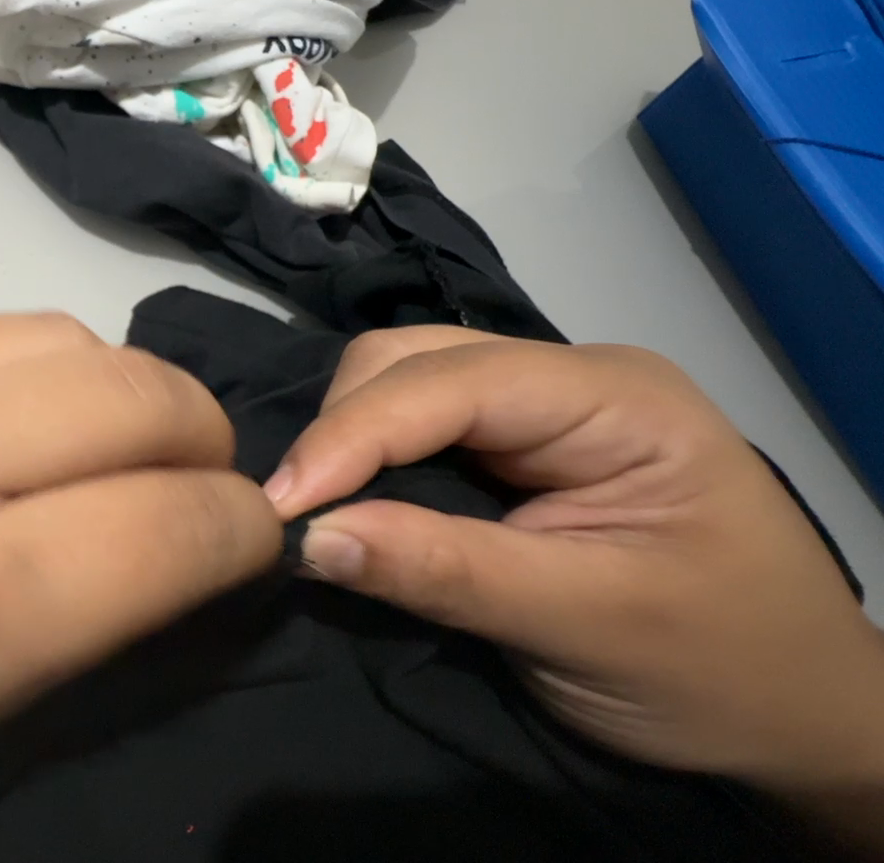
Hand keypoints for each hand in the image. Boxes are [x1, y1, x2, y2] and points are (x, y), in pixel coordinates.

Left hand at [0, 313, 282, 787]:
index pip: (172, 526)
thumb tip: (193, 541)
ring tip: (114, 440)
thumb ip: (97, 617)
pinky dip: (46, 372)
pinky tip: (23, 417)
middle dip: (203, 441)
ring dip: (128, 390)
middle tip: (193, 483)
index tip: (244, 541)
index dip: (240, 533)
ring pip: (75, 339)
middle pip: (141, 396)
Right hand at [267, 328, 883, 835]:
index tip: (283, 506)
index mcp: (616, 400)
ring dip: (341, 436)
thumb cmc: (720, 671)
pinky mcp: (503, 438)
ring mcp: (531, 403)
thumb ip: (444, 572)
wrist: (788, 713)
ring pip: (392, 377)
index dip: (353, 435)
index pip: (451, 384)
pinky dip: (357, 451)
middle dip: (340, 428)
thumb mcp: (586, 627)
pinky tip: (344, 493)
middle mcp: (564, 378)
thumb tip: (309, 538)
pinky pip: (403, 417)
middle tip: (295, 510)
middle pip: (407, 358)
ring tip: (314, 503)